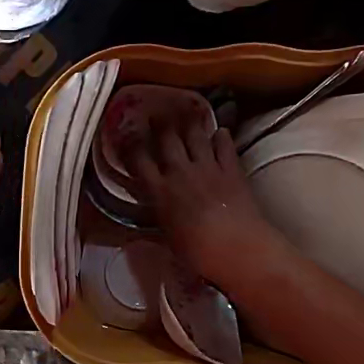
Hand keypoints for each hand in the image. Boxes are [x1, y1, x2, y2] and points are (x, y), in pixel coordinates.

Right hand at [131, 119, 288, 292]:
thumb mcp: (167, 239)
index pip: (138, 161)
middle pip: (167, 139)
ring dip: (189, 123)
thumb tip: (141, 229)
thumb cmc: (196, 252)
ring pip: (195, 136)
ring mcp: (207, 168)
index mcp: (159, 191)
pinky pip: (225, 147)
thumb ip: (156, 223)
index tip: (126, 136)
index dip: (130, 146)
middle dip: (159, 124)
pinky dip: (222, 137)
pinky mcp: (232, 170)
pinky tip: (221, 131)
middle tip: (155, 115)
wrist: (238, 248)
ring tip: (185, 112)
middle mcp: (180, 172)